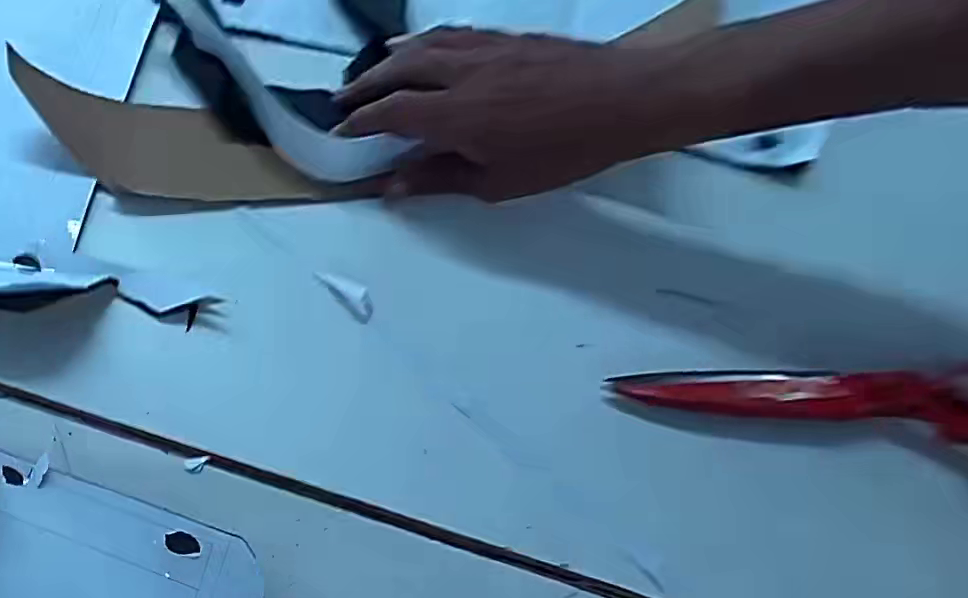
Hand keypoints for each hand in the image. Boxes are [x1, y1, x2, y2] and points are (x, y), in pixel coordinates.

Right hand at [336, 28, 682, 200]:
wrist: (635, 99)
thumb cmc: (567, 147)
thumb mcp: (492, 182)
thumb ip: (437, 179)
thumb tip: (396, 184)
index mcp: (458, 114)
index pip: (391, 111)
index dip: (360, 121)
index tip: (341, 132)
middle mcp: (470, 74)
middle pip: (403, 69)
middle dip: (367, 84)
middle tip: (344, 98)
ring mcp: (494, 51)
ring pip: (430, 43)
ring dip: (395, 57)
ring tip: (375, 67)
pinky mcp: (516, 41)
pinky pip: (460, 34)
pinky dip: (432, 41)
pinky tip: (425, 47)